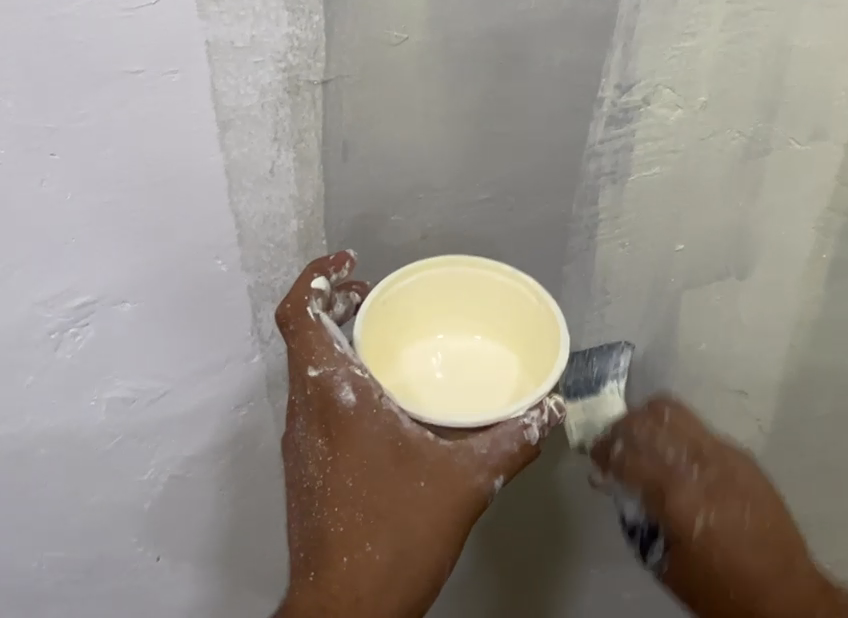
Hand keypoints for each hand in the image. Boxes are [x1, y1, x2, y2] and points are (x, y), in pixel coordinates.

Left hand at [273, 251, 565, 617]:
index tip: (348, 264)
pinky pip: (315, 400)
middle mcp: (306, 409)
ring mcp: (300, 439)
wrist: (343, 611)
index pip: (298, 315)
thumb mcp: (466, 482)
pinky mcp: (306, 465)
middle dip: (332, 303)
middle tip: (370, 290)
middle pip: (303, 336)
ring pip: (307, 369)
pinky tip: (383, 397)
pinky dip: (340, 377)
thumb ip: (512, 439)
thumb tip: (550, 411)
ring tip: (379, 333)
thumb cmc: (394, 535)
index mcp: (333, 395)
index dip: (315, 277)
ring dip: (336, 340)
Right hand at [591, 396, 847, 617]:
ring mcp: (725, 454)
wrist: (787, 596)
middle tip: (614, 442)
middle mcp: (700, 463)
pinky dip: (679, 437)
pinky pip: (701, 432)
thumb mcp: (666, 563)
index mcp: (677, 494)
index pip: (627, 453)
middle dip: (624, 425)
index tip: (594, 455)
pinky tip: (677, 459)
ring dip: (651, 421)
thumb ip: (639, 518)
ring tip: (641, 440)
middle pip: (651, 418)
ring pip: (677, 413)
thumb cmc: (721, 589)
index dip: (603, 450)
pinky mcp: (743, 457)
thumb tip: (618, 487)